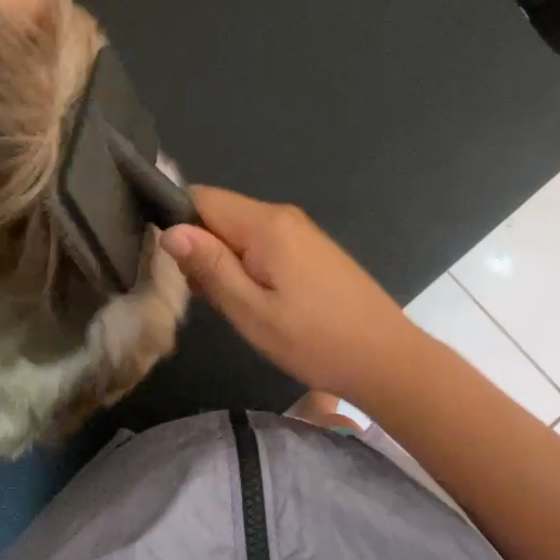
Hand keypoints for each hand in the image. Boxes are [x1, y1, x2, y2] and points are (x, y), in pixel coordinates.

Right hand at [159, 187, 414, 400]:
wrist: (389, 362)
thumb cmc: (316, 341)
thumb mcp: (251, 311)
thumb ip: (210, 266)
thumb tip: (169, 231)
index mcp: (265, 224)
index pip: (199, 197)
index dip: (178, 224)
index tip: (176, 266)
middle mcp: (282, 216)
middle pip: (219, 214)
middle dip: (201, 247)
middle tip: (204, 296)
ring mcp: (300, 231)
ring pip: (239, 231)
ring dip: (224, 261)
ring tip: (231, 305)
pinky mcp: (311, 250)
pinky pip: (262, 243)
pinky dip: (247, 266)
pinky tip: (257, 303)